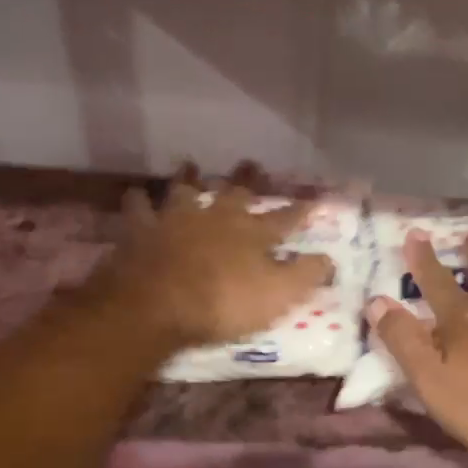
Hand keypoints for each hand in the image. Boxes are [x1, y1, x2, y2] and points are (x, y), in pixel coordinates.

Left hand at [111, 167, 333, 348]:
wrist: (154, 304)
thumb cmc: (222, 303)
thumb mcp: (278, 296)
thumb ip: (305, 275)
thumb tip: (330, 259)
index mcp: (253, 233)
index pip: (285, 218)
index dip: (300, 210)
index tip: (314, 199)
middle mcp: (217, 217)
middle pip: (236, 193)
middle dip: (247, 179)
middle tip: (251, 163)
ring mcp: (176, 220)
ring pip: (185, 191)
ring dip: (189, 178)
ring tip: (190, 165)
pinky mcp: (140, 231)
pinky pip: (139, 208)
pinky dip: (139, 200)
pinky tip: (137, 193)